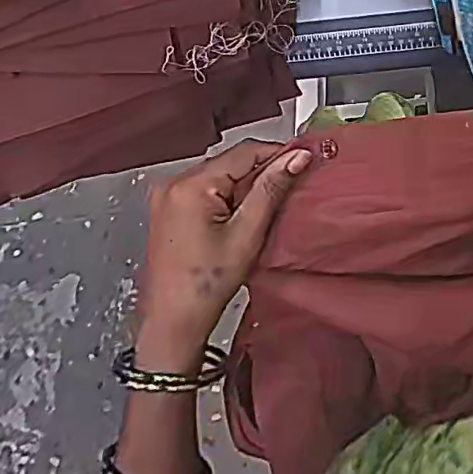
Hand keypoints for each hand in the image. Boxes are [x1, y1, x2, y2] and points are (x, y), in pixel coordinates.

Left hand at [136, 140, 310, 369]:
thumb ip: (271, 189)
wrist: (174, 321)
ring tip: (267, 208)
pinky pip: (207, 189)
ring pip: (221, 175)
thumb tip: (295, 158)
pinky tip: (243, 217)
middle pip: (231, 162)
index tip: (303, 161)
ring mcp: (169, 196)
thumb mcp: (248, 233)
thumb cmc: (206, 284)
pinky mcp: (170, 208)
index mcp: (191, 185)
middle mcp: (175, 184)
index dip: (278, 154)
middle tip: (290, 189)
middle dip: (262, 172)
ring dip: (247, 185)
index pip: (244, 151)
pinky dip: (230, 197)